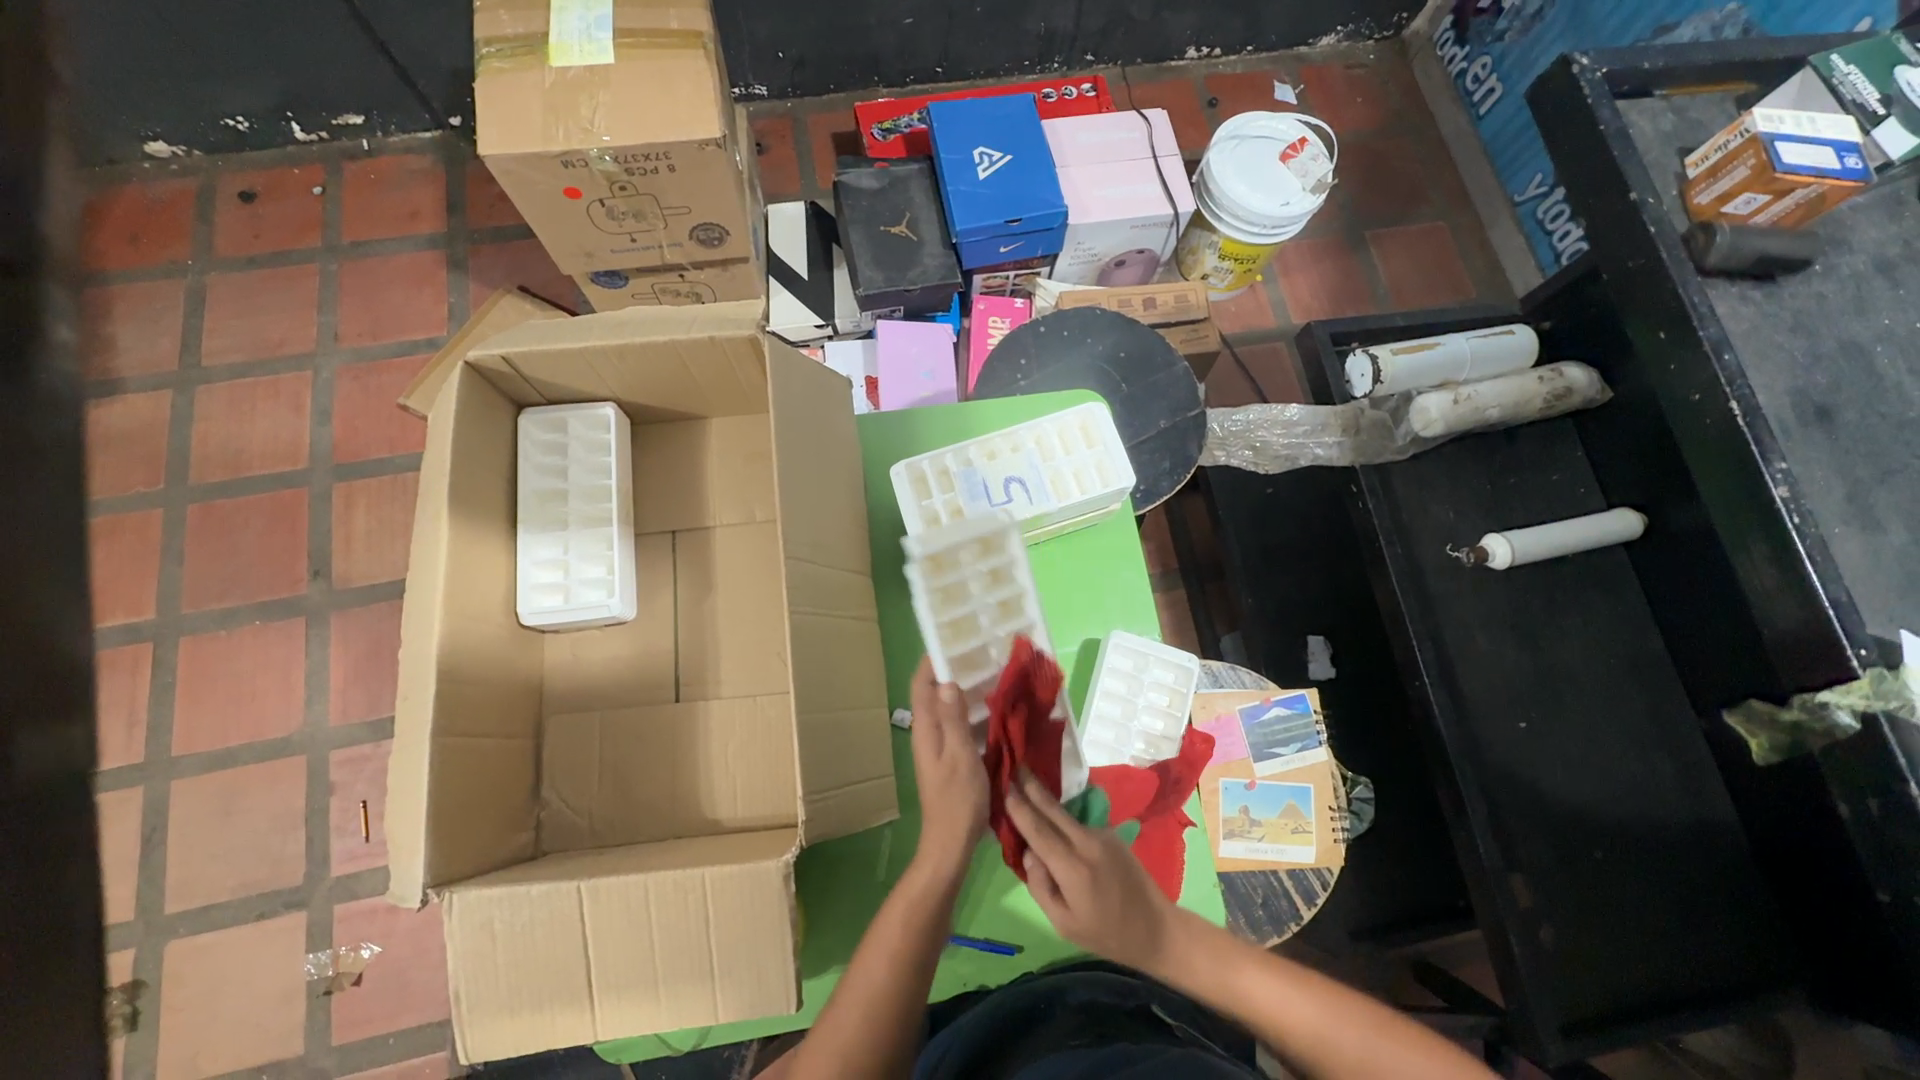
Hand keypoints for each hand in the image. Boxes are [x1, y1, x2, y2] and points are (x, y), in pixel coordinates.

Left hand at [909, 657, 988, 875]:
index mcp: (926, 730)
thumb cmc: (956, 801)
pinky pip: (963, 726)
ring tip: (996, 675)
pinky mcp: (954, 758)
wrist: (951, 844)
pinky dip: (976, 714)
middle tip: (984, 654)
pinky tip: (999, 711)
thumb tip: (947, 682)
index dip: (934, 660)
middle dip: (955, 671)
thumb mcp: (960, 757)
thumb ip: (954, 720)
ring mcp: (941, 747)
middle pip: (936, 693)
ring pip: (951, 709)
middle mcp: (929, 733)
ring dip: (968, 692)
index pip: (922, 684)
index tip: (955, 639)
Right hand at [1005, 767, 1185, 973]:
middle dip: (1031, 786)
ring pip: (1065, 816)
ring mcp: (1103, 835)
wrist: (1156, 929)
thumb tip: (1029, 852)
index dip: (1019, 807)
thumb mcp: (1063, 923)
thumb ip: (1040, 886)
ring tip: (1026, 785)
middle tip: (1014, 764)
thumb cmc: (1105, 935)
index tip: (1003, 786)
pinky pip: (1079, 826)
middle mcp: (1088, 843)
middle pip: (1052, 810)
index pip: (1038, 830)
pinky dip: (1063, 821)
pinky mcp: (1113, 835)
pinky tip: (1053, 820)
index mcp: (1073, 868)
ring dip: (1045, 802)